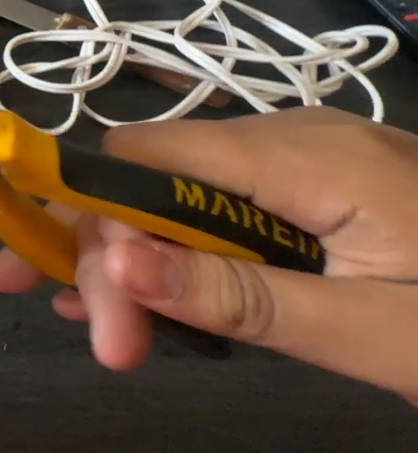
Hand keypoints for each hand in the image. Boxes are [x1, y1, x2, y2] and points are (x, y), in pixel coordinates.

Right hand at [0, 107, 417, 400]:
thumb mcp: (391, 338)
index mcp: (304, 155)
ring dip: (129, 257)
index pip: (138, 163)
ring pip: (172, 195)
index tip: (84, 309)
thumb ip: (246, 299)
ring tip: (95, 317)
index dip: (91, 225)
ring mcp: (302, 159)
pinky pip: (218, 208)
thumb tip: (112, 268)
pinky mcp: (316, 188)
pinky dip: (178, 252)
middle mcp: (285, 135)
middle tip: (94, 335)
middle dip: (105, 253)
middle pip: (147, 181)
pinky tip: (152, 293)